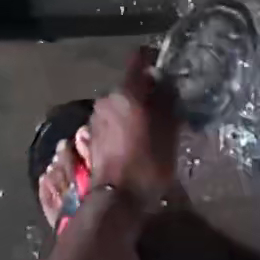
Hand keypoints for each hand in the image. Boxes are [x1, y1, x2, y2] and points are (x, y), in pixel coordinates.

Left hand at [88, 47, 179, 205]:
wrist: (115, 201)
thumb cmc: (147, 164)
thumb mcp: (168, 132)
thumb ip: (166, 102)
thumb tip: (164, 82)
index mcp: (126, 92)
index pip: (137, 59)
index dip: (151, 58)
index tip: (164, 65)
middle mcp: (106, 99)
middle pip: (128, 85)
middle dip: (144, 91)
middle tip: (163, 103)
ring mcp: (95, 118)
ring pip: (118, 103)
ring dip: (132, 109)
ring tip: (149, 124)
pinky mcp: (90, 136)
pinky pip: (110, 120)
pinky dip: (122, 123)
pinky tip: (134, 139)